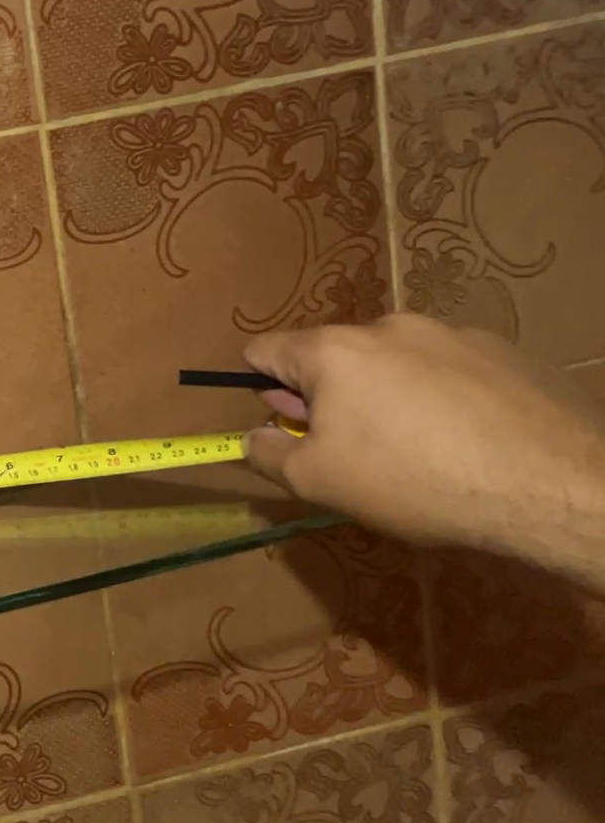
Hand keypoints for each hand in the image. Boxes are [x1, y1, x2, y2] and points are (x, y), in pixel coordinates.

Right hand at [243, 314, 604, 575]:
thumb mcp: (314, 481)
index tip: (296, 426)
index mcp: (332, 350)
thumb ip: (265, 451)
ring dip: (388, 393)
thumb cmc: (417, 481)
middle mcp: (389, 328)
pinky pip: (451, 370)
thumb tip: (259, 435)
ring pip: (393, 362)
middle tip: (358, 446)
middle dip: (330, 394)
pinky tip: (472, 439)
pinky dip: (445, 397)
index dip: (265, 389)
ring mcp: (457, 335)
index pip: (262, 350)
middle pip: (330, 356)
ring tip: (424, 446)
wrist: (564, 494)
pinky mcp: (513, 354)